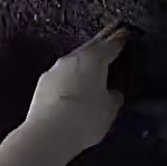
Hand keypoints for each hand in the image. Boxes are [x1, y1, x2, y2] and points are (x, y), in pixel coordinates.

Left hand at [19, 26, 127, 153]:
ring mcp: (56, 69)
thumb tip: (112, 93)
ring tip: (93, 62)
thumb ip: (113, 97)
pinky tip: (72, 83)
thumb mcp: (110, 109)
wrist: (49, 133)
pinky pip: (61, 74)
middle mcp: (74, 58)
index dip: (119, 39)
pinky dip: (70, 76)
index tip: (123, 33)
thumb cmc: (85, 119)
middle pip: (91, 45)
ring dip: (84, 59)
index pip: (111, 45)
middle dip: (102, 40)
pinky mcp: (43, 83)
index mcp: (95, 59)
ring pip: (74, 59)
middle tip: (111, 32)